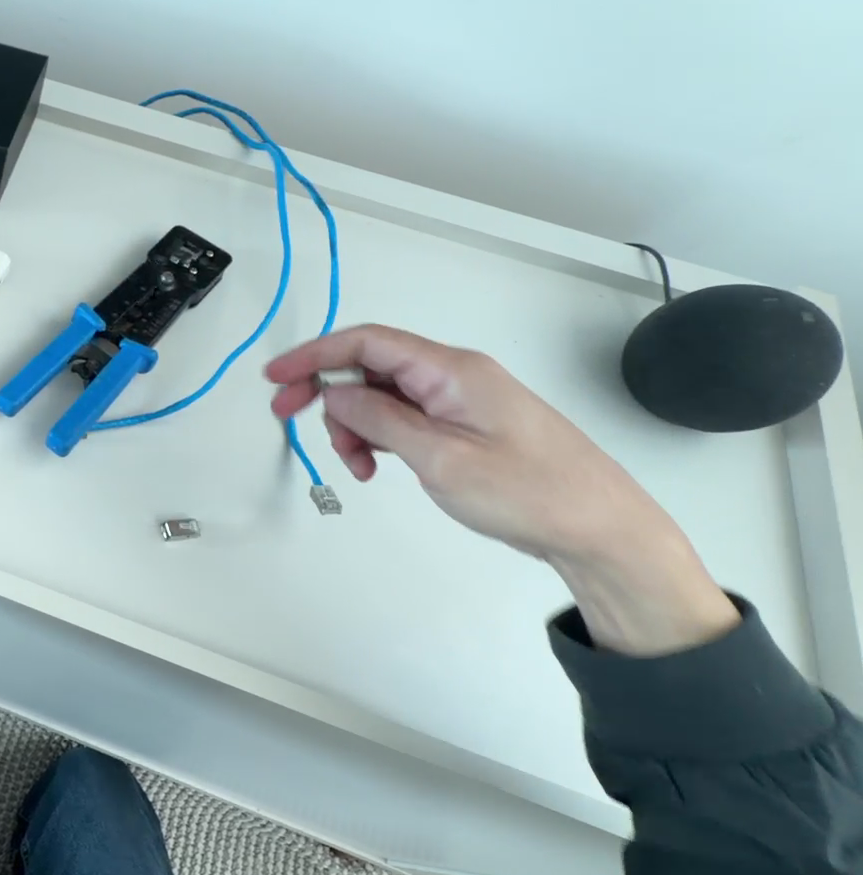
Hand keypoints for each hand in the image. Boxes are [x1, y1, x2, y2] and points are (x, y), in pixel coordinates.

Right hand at [266, 325, 737, 654]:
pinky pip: (402, 418)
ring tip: (354, 465)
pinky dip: (376, 438)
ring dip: (352, 425)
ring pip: (381, 397)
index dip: (312, 355)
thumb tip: (335, 394)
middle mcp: (453, 375)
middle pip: (369, 368)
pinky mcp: (462, 425)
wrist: (600, 531)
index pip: (366, 343)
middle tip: (288, 420)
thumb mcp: (439, 458)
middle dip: (325, 392)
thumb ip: (379, 420)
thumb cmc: (526, 492)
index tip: (273, 379)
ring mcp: (458, 400)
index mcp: (450, 370)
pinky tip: (373, 466)